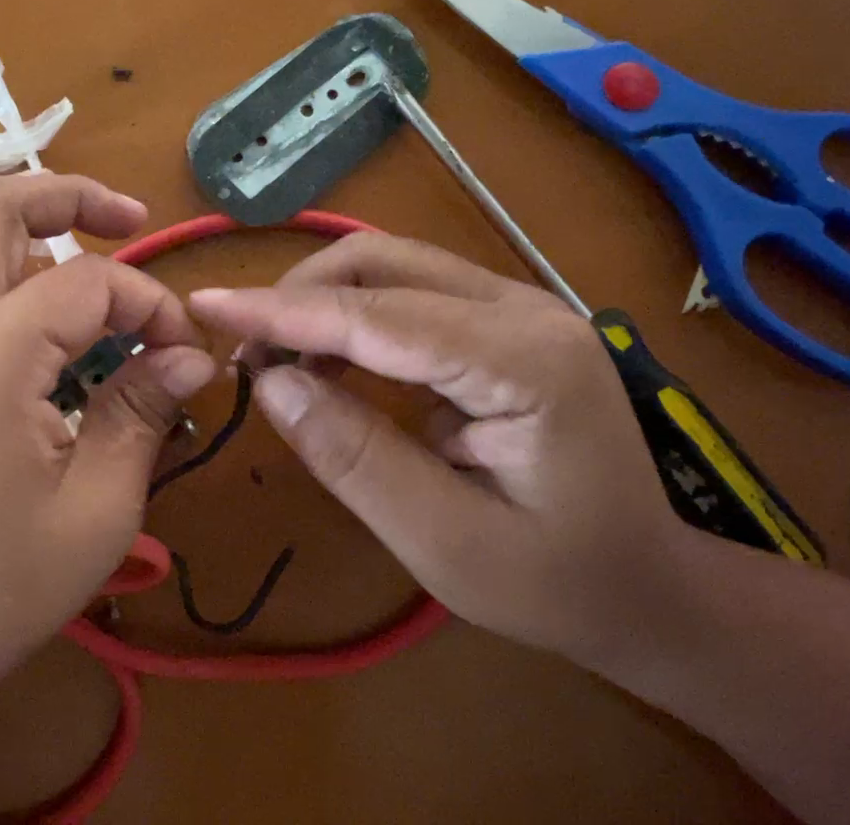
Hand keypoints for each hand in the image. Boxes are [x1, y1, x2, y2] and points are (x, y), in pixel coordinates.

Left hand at [0, 173, 216, 674]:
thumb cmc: (11, 578)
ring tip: (72, 237)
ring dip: (10, 215)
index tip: (185, 354)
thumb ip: (143, 408)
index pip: (86, 283)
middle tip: (131, 219)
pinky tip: (11, 287)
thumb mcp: (102, 501)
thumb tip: (190, 356)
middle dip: (68, 196)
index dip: (149, 304)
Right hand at [188, 233, 690, 661]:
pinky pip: (403, 291)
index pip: (377, 315)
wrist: (645, 586)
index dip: (282, 310)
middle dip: (297, 296)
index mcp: (527, 363)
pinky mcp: (501, 321)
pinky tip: (321, 359)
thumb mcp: (443, 542)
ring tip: (273, 360)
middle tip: (244, 357)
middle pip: (380, 263)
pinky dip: (345, 315)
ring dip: (317, 301)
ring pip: (387, 266)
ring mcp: (517, 308)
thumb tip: (269, 382)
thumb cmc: (553, 582)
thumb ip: (354, 458)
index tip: (204, 304)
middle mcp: (526, 310)